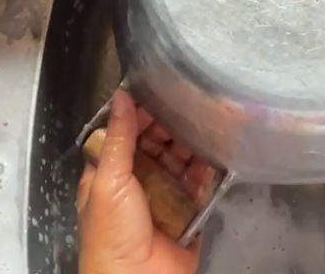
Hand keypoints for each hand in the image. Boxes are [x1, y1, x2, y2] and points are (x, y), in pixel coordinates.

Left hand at [77, 90, 200, 273]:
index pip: (125, 135)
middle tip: (187, 101)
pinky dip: (207, 167)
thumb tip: (121, 95)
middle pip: (155, 145)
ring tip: (205, 118)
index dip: (140, 114)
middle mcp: (137, 184)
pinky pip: (200, 184)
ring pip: (179, 161)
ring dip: (191, 143)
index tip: (158, 90)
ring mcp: (164, 198)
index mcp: (109, 177)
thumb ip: (118, 138)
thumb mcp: (108, 181)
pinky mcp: (188, 212)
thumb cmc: (113, 234)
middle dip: (169, 125)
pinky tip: (216, 147)